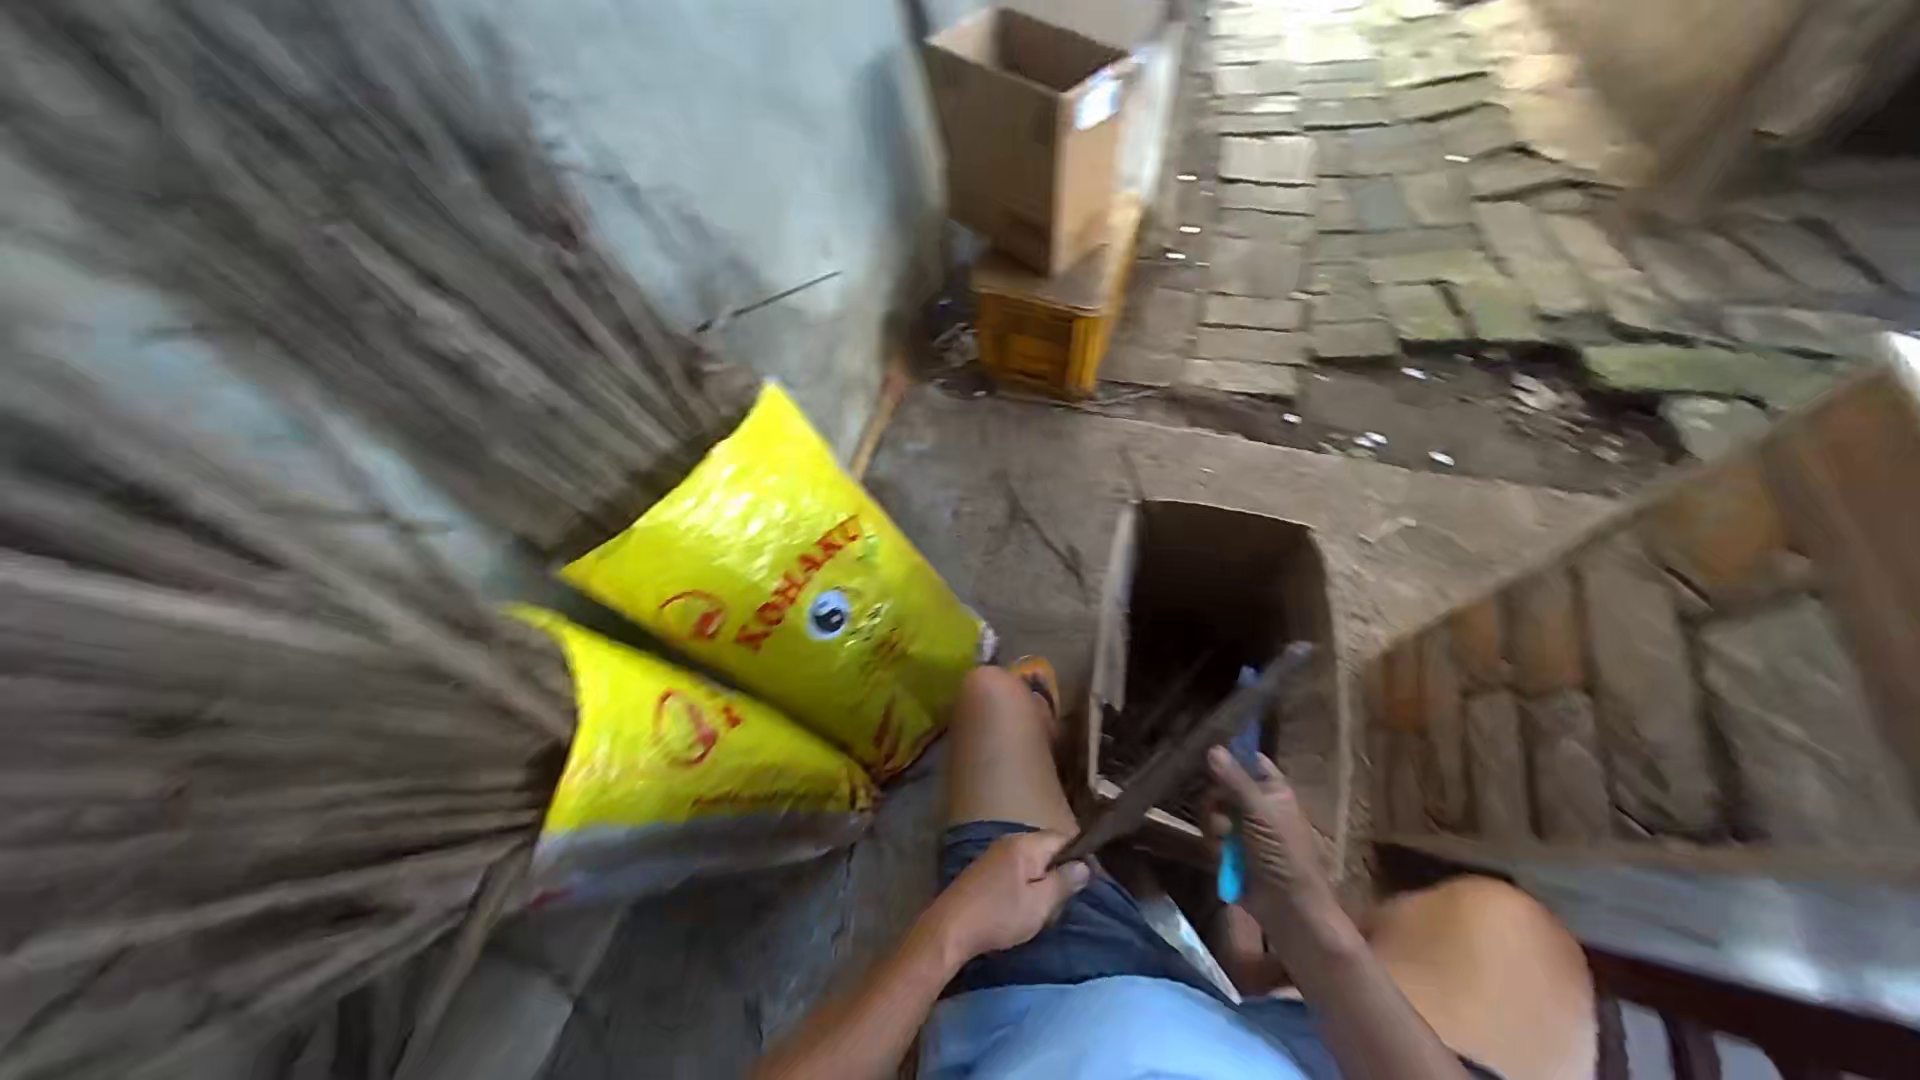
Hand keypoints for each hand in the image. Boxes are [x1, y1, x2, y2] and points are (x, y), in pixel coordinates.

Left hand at [926, 831, 1090, 961]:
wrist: (951, 926)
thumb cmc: (999, 915)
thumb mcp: (1040, 904)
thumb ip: (1064, 881)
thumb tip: (1084, 864)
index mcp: (1026, 844)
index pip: (1063, 837)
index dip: (1081, 855)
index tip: (1092, 879)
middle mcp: (1010, 840)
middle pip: (1047, 847)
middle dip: (1061, 869)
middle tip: (1068, 899)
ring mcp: (995, 853)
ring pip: (1031, 859)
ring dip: (1043, 879)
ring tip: (1048, 906)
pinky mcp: (985, 868)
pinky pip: (1016, 868)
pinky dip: (1026, 882)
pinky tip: (1024, 904)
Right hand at [1207, 747, 1340, 937]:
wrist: (1288, 910)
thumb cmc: (1285, 856)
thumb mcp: (1260, 814)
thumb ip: (1235, 781)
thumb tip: (1212, 747)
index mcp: (1273, 789)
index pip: (1248, 760)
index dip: (1230, 757)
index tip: (1209, 759)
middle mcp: (1257, 804)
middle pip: (1221, 785)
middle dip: (1216, 802)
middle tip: (1221, 814)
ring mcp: (1242, 827)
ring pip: (1211, 809)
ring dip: (1214, 826)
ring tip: (1225, 843)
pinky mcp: (1230, 848)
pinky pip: (1210, 833)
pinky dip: (1214, 844)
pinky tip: (1223, 856)